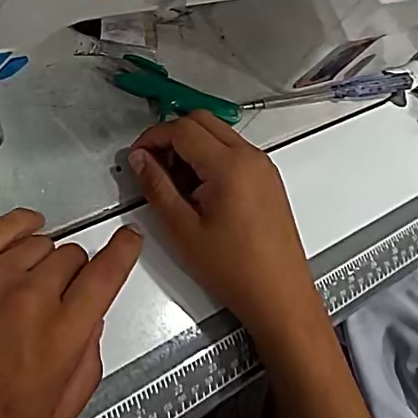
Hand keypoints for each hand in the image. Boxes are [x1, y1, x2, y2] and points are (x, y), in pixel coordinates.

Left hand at [0, 210, 142, 417]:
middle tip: (67, 300)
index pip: (107, 274)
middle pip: (76, 258)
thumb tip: (92, 330)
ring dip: (51, 260)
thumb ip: (86, 370)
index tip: (130, 239)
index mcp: (60, 339)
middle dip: (81, 275)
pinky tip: (30, 229)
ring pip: (45, 243)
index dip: (125, 251)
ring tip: (38, 286)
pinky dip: (25, 222)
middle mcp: (31, 300)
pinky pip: (6, 226)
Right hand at [128, 111, 328, 353]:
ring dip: (191, 145)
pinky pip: (233, 150)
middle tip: (152, 164)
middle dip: (171, 136)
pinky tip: (197, 189)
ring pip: (217, 133)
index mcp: (230, 167)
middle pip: (201, 120)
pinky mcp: (267, 178)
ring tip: (173, 182)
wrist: (279, 297)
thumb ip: (156, 186)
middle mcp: (251, 158)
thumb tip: (141, 160)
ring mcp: (262, 167)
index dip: (153, 137)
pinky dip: (209, 157)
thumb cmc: (238, 271)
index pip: (183, 129)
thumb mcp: (182, 229)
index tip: (138, 155)